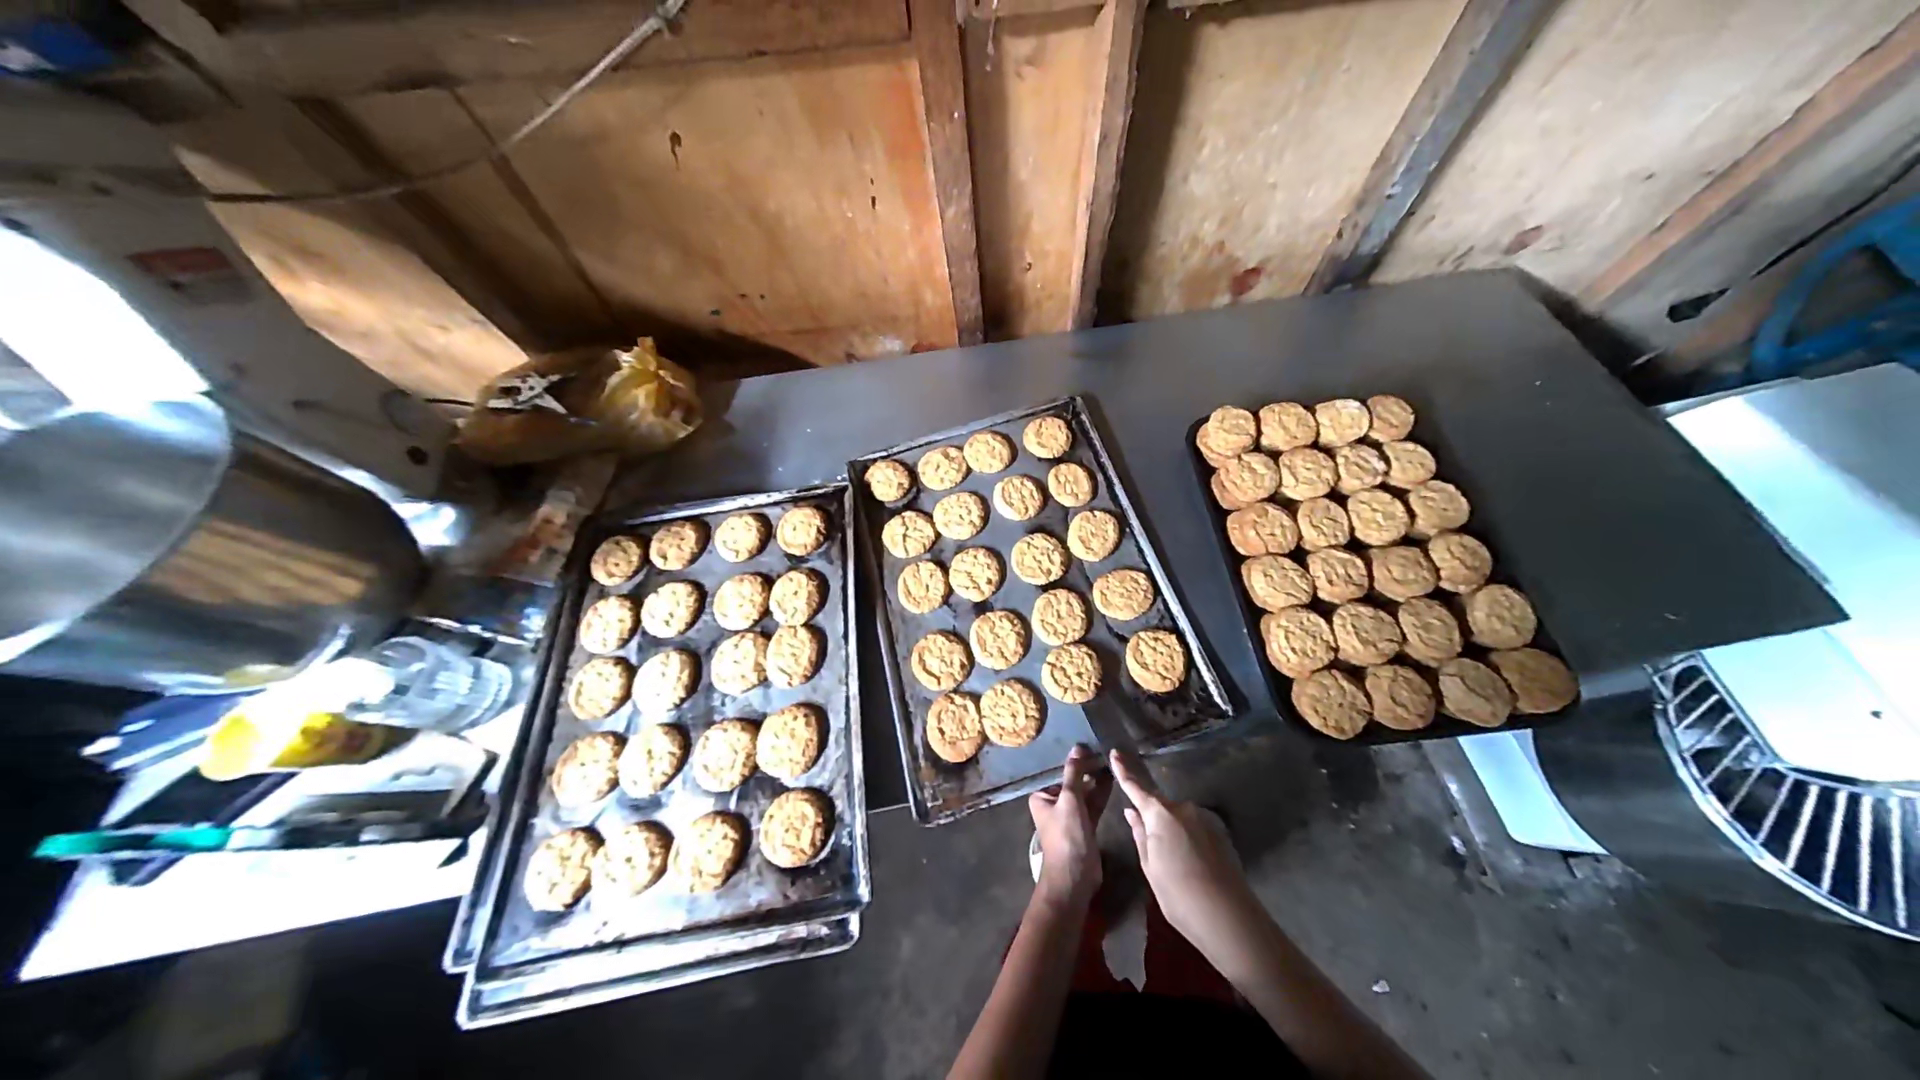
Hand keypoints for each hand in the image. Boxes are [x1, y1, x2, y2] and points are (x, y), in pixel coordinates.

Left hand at [1028, 745, 1111, 909]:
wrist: (1075, 877)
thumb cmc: (1067, 835)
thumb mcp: (1069, 799)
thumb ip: (1074, 773)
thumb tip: (1077, 747)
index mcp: (1042, 797)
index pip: (1062, 774)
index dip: (1078, 762)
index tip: (1095, 749)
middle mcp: (1054, 805)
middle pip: (1074, 783)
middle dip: (1089, 771)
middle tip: (1108, 755)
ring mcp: (1070, 817)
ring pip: (1085, 794)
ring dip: (1097, 781)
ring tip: (1113, 764)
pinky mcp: (1085, 828)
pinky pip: (1093, 806)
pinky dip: (1101, 795)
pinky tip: (1112, 781)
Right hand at [1110, 749, 1257, 952]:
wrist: (1229, 918)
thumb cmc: (1178, 894)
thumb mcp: (1150, 867)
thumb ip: (1140, 835)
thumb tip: (1132, 812)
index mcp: (1160, 813)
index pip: (1136, 787)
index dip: (1124, 770)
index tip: (1115, 752)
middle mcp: (1184, 808)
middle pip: (1159, 805)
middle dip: (1151, 817)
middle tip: (1150, 848)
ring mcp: (1205, 820)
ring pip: (1178, 819)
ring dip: (1171, 832)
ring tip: (1172, 866)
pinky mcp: (1220, 834)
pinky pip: (1194, 829)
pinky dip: (1187, 841)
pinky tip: (1190, 866)